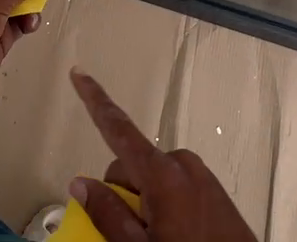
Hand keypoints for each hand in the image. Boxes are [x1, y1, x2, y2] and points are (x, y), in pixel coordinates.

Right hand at [68, 68, 258, 241]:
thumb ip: (107, 214)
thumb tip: (80, 183)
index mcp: (161, 173)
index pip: (118, 129)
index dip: (95, 100)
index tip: (78, 71)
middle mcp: (182, 164)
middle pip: (133, 164)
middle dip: (122, 190)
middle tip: (129, 233)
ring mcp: (203, 177)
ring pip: (155, 177)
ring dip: (145, 200)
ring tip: (155, 238)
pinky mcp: (218, 193)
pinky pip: (177, 187)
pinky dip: (165, 204)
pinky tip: (175, 235)